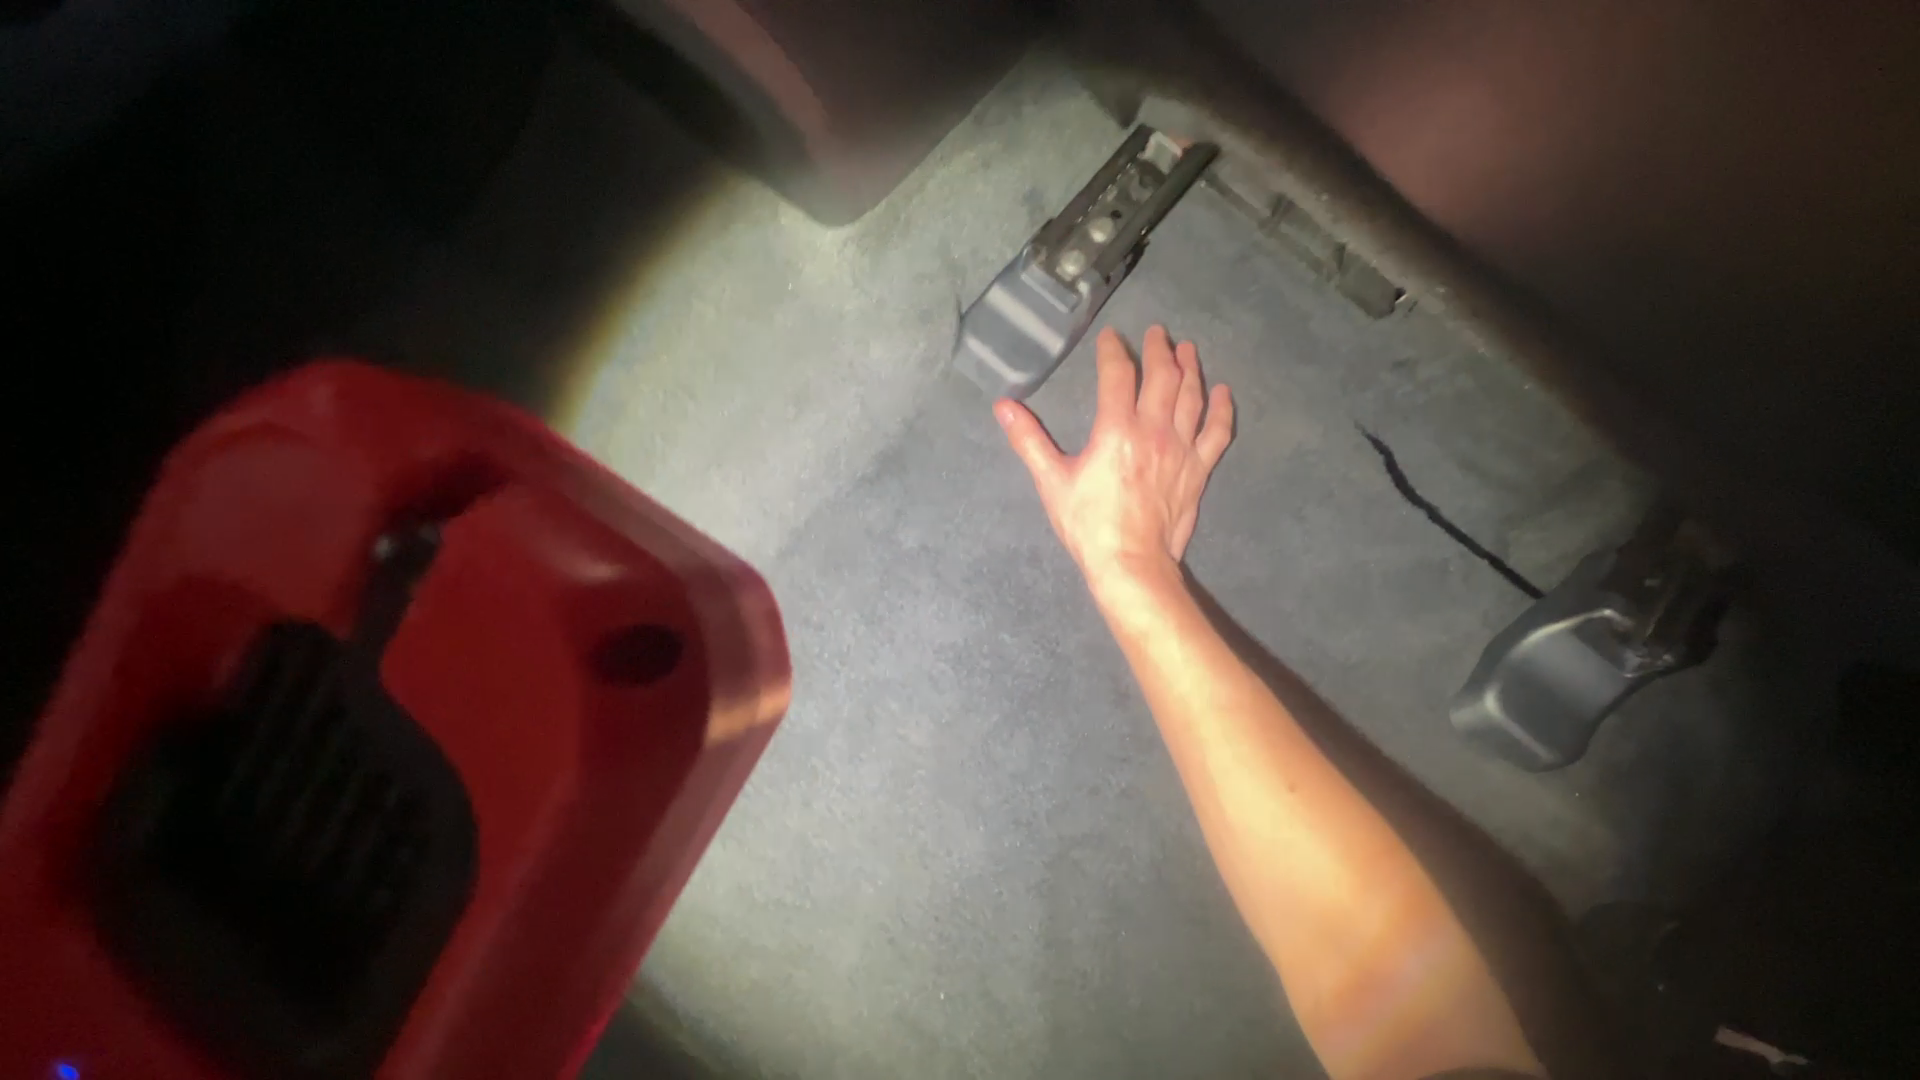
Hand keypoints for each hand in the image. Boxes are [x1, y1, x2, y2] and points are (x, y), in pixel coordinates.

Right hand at [996, 325, 1233, 595]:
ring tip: (1188, 349)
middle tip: (1156, 333)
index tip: (1111, 337)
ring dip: (1190, 369)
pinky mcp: (1198, 470)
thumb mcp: (1051, 481)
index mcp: (1116, 429)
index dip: (1113, 351)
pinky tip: (1222, 393)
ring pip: (1191, 397)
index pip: (1118, 376)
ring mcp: (1181, 449)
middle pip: (1162, 377)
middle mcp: (1153, 430)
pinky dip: (1221, 410)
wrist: (1130, 562)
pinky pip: (1216, 432)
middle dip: (1159, 350)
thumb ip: (1028, 440)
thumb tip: (1002, 405)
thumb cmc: (1088, 524)